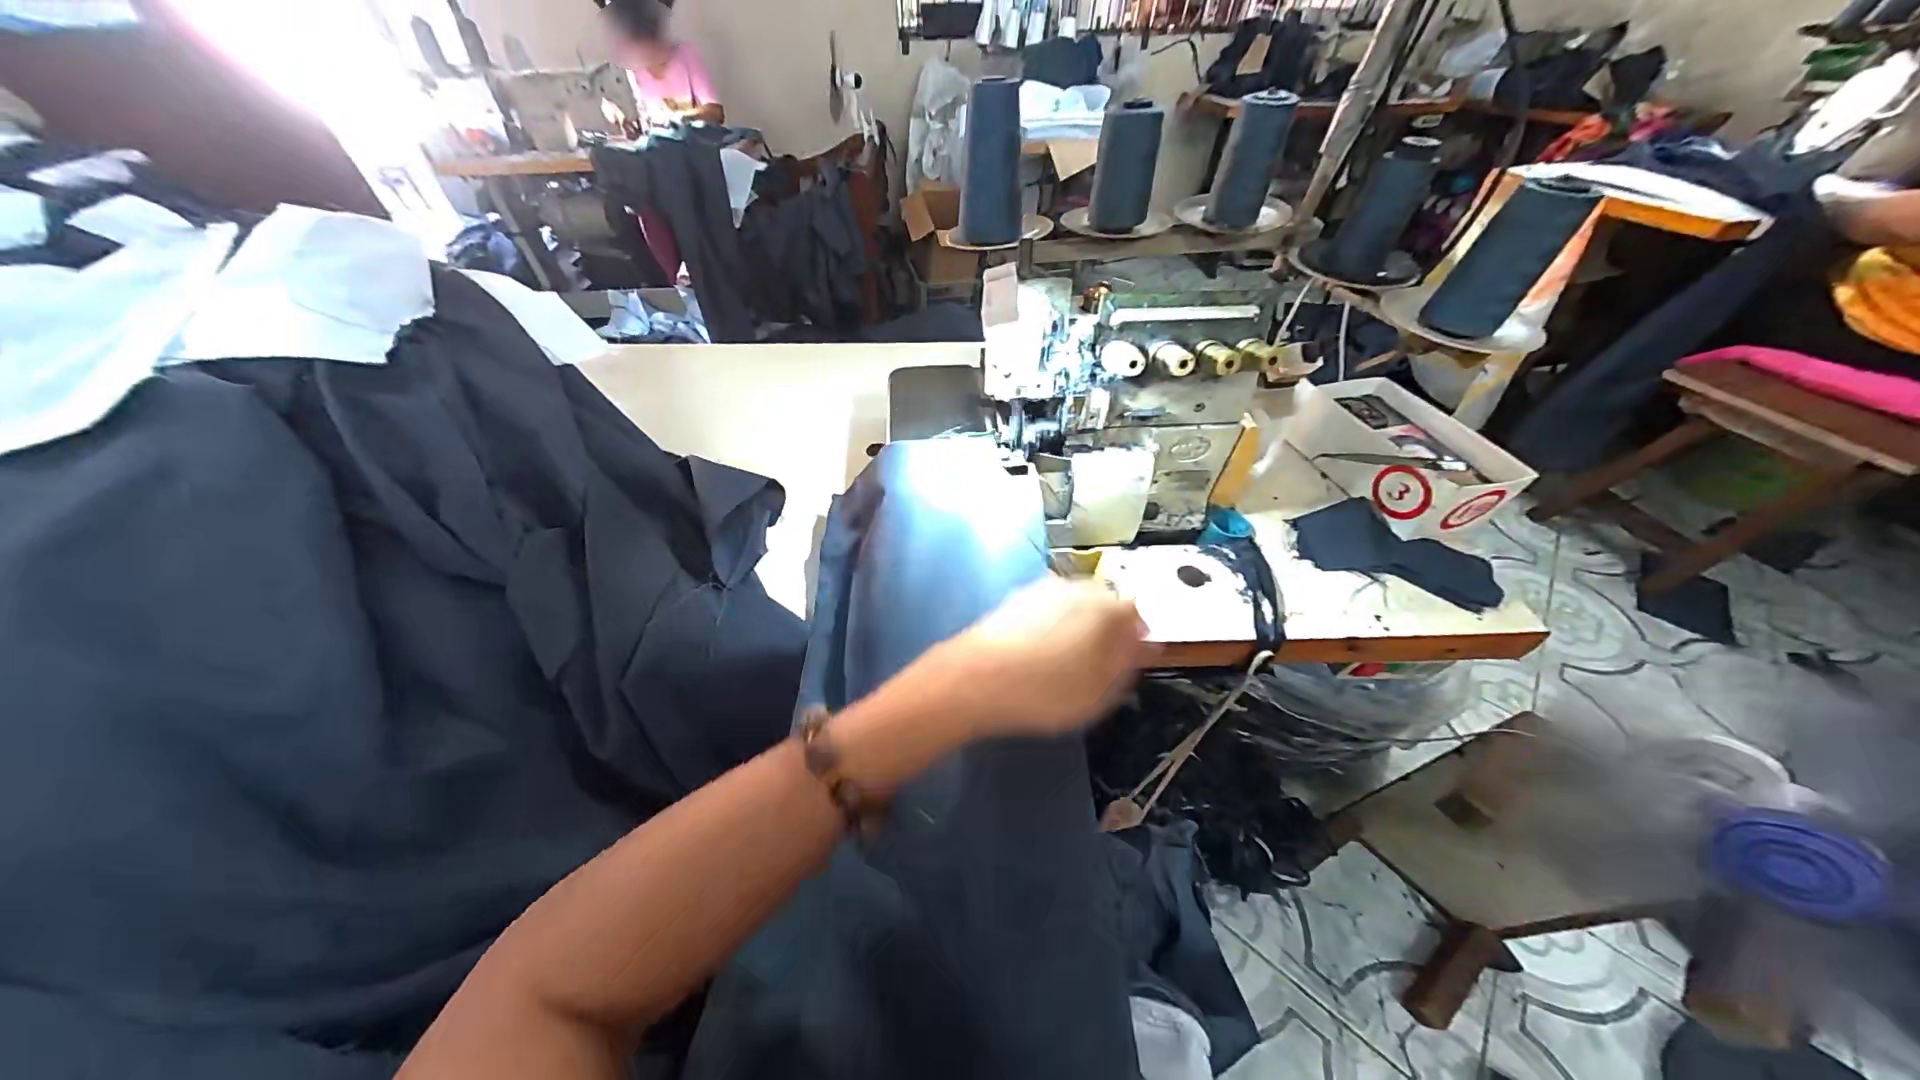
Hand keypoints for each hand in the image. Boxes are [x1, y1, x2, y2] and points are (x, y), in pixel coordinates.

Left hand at [912, 577, 1152, 739]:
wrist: (973, 680)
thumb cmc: (1044, 691)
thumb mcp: (1101, 691)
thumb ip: (1129, 664)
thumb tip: (1145, 646)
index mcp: (1107, 608)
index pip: (1138, 615)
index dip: (1137, 640)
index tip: (1129, 662)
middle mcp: (1077, 589)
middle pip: (1105, 606)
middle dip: (1107, 631)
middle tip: (1097, 668)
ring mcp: (1042, 589)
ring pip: (1074, 607)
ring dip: (1077, 629)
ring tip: (1063, 666)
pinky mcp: (1015, 599)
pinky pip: (1046, 612)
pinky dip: (1050, 629)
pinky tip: (1037, 656)